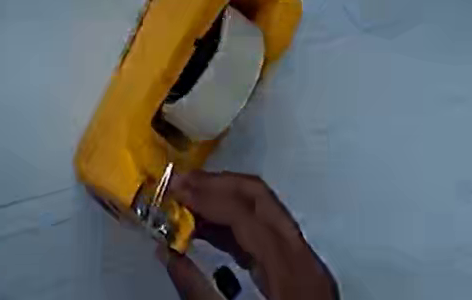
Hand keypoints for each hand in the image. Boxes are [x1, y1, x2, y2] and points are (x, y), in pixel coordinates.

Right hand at [161, 172, 336, 299]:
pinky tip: (206, 230)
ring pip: (262, 208)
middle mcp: (304, 258)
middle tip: (178, 185)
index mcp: (292, 269)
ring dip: (221, 199)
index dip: (203, 196)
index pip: (242, 212)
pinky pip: (265, 232)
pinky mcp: (300, 276)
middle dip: (214, 184)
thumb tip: (165, 250)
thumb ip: (197, 290)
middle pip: (257, 195)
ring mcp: (306, 265)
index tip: (168, 191)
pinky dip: (233, 222)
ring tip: (184, 204)